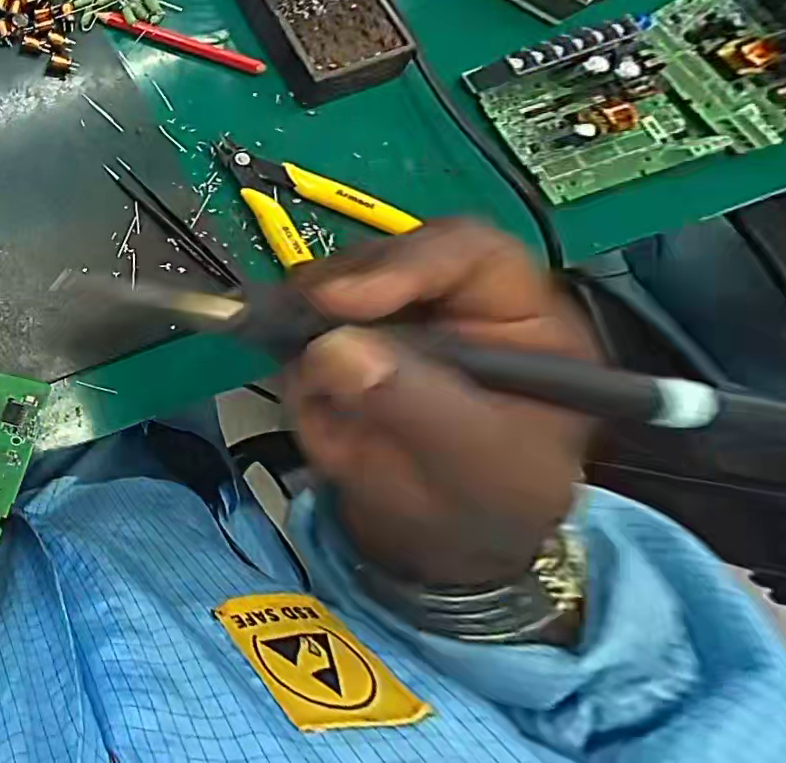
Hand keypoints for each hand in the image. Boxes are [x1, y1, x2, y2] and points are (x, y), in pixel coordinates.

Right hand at [281, 218, 598, 585]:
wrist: (419, 529)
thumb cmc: (477, 499)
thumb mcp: (474, 465)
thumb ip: (415, 406)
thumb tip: (331, 350)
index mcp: (514, 320)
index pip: (466, 255)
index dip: (405, 263)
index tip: (341, 301)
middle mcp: (441, 302)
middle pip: (379, 257)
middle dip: (334, 289)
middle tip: (296, 323)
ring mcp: (375, 314)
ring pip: (321, 279)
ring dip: (297, 314)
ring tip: (301, 369)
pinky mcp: (323, 330)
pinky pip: (284, 310)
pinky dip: (270, 328)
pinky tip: (276, 354)